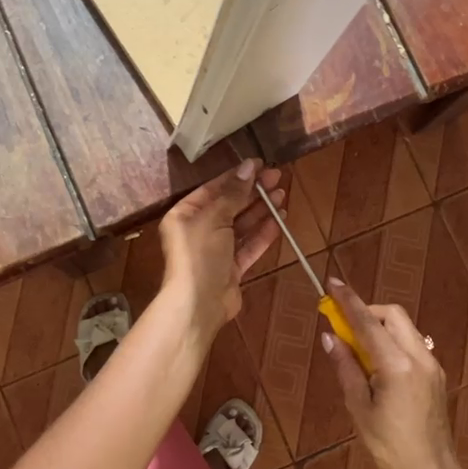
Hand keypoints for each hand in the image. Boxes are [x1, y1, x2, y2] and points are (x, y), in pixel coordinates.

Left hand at [159, 159, 282, 336]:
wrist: (199, 304)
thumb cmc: (200, 255)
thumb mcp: (214, 218)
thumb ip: (233, 193)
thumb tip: (249, 167)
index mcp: (185, 215)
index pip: (213, 189)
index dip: (236, 177)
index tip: (260, 165)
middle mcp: (198, 231)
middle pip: (229, 206)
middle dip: (253, 192)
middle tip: (278, 178)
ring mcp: (215, 251)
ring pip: (241, 226)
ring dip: (261, 211)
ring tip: (282, 196)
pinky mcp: (230, 269)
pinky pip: (248, 247)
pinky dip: (263, 234)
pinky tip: (279, 221)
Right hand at [319, 278, 460, 468]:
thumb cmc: (389, 447)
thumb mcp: (359, 408)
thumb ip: (346, 368)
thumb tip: (330, 337)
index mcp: (398, 366)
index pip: (368, 322)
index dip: (348, 300)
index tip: (331, 283)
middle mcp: (420, 357)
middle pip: (392, 314)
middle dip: (366, 311)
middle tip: (342, 325)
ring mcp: (432, 365)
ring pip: (404, 328)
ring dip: (379, 326)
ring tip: (355, 348)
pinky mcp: (436, 375)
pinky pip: (411, 344)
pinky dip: (391, 342)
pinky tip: (375, 364)